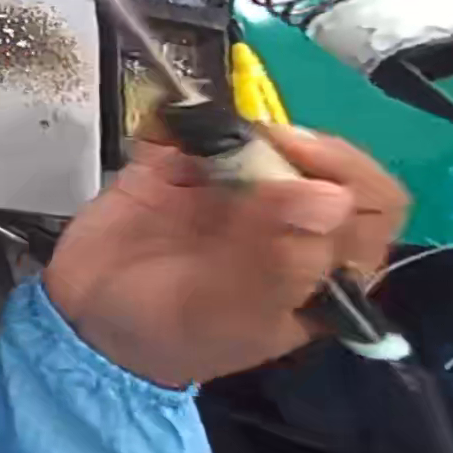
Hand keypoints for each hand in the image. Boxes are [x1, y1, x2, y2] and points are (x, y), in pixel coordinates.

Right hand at [43, 125, 407, 387]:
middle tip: (235, 139)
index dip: (341, 171)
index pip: (368, 203)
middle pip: (306, 162)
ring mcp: (214, 195)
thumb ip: (274, 259)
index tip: (288, 155)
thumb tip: (325, 195)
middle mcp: (276, 221)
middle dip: (280, 142)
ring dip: (226, 124)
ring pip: (243, 142)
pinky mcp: (159, 176)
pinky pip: (174, 138)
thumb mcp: (228, 311)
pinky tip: (161, 120)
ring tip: (191, 125)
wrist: (84, 318)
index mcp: (319, 262)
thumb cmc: (169, 332)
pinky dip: (171, 120)